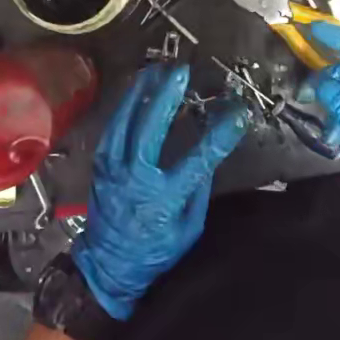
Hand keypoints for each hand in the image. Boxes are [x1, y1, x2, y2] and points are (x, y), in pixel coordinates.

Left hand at [73, 64, 250, 319]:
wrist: (107, 269)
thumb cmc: (157, 251)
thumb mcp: (190, 227)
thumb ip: (198, 190)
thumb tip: (208, 156)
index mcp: (164, 199)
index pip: (198, 159)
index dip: (220, 134)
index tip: (238, 112)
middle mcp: (136, 180)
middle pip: (149, 130)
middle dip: (165, 98)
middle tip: (180, 72)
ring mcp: (113, 170)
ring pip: (124, 123)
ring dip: (140, 94)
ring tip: (155, 70)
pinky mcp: (101, 166)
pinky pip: (112, 129)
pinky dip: (124, 106)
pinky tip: (134, 90)